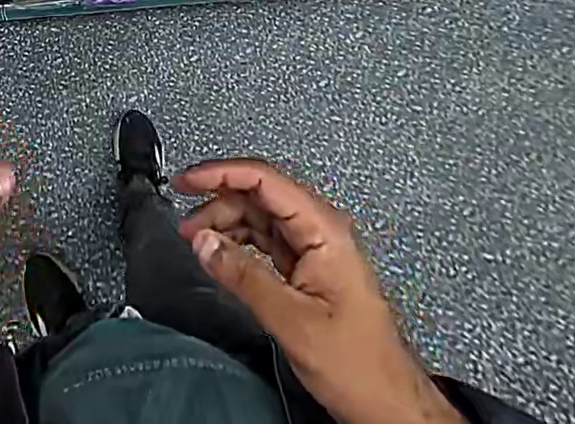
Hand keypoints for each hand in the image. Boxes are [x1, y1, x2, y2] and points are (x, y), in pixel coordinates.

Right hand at [177, 160, 460, 423]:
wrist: (389, 403)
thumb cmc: (360, 365)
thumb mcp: (293, 320)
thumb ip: (244, 277)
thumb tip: (205, 242)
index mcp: (323, 228)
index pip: (265, 179)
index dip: (221, 173)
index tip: (190, 179)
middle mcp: (320, 228)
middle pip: (259, 194)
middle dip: (218, 200)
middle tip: (185, 215)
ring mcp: (313, 245)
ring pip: (260, 215)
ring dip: (225, 222)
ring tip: (196, 238)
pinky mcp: (307, 264)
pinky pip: (265, 238)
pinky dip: (238, 241)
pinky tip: (221, 253)